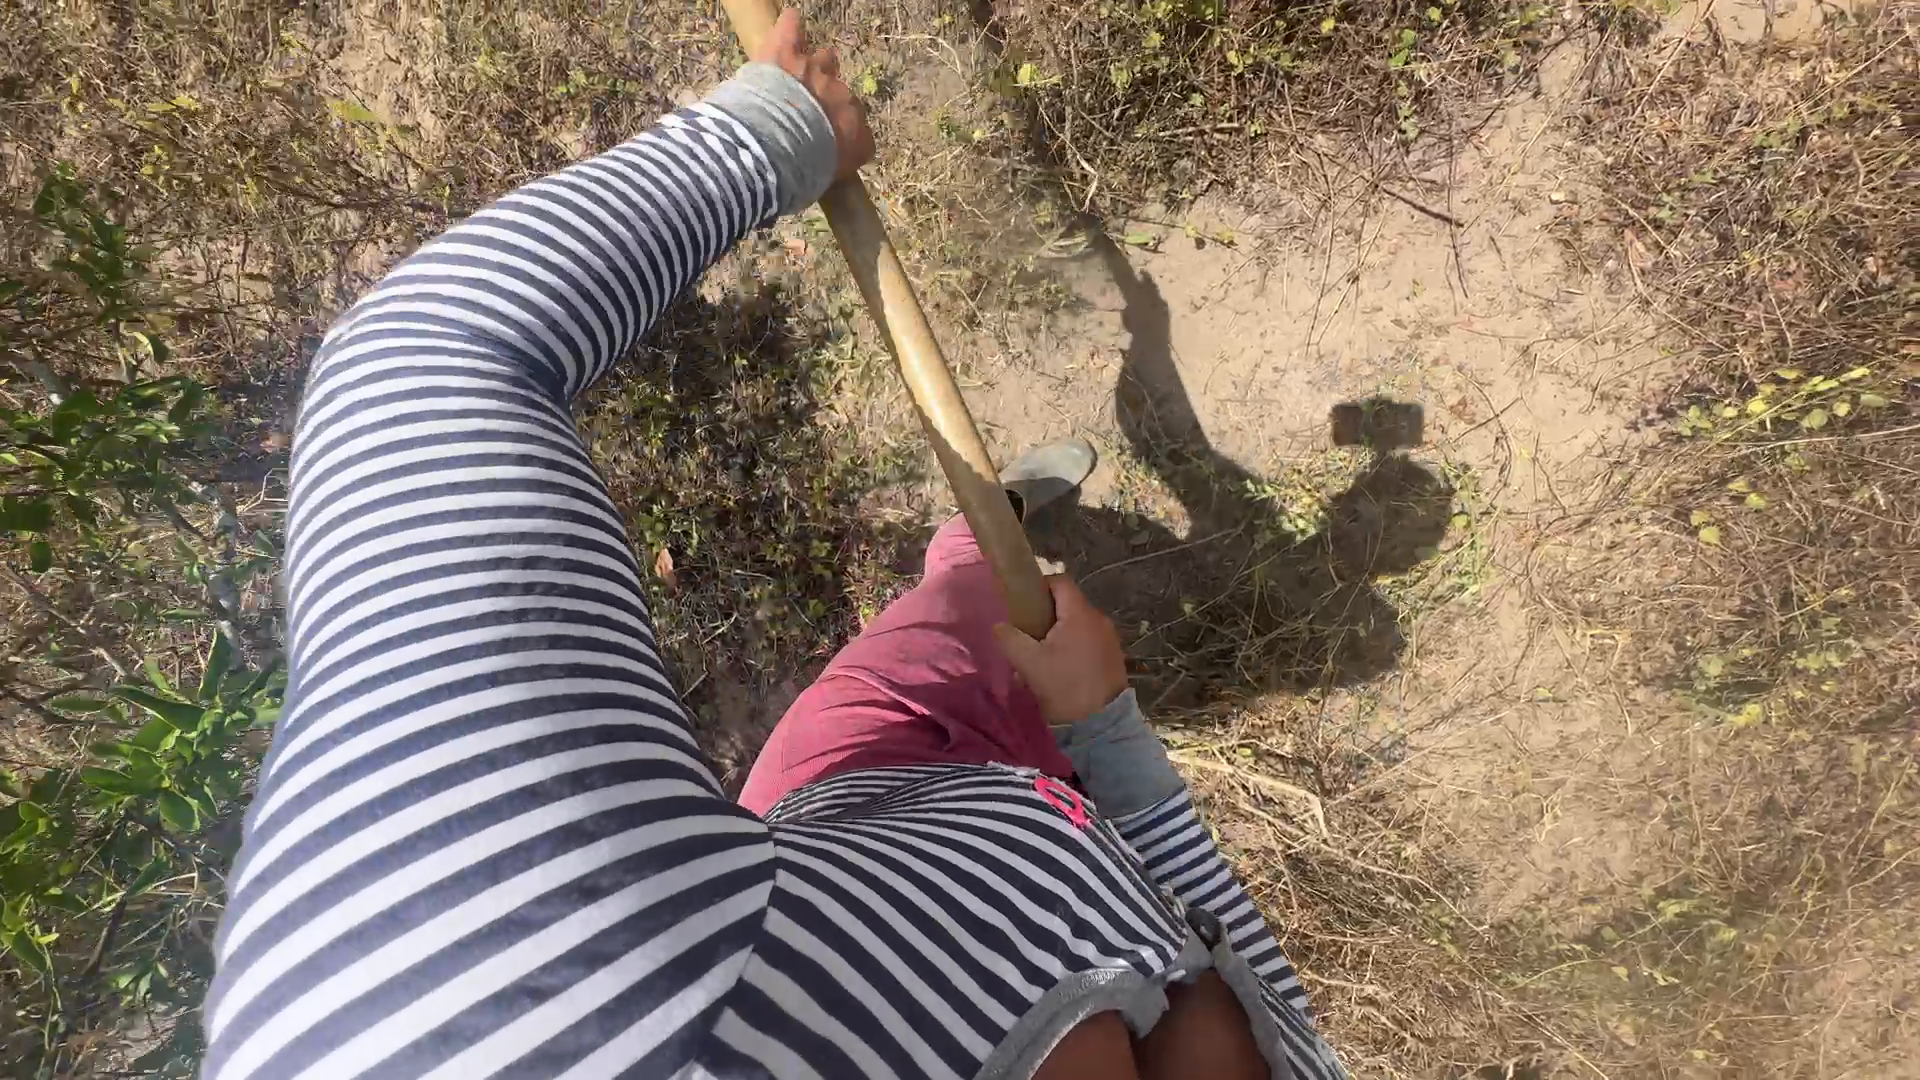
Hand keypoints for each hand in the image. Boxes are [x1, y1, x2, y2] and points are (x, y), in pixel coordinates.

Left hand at [752, 9, 875, 180]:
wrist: (773, 150)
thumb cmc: (798, 178)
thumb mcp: (820, 186)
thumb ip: (825, 174)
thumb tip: (809, 182)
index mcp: (856, 135)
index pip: (861, 134)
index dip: (844, 139)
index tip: (831, 150)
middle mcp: (844, 98)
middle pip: (844, 96)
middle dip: (829, 106)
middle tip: (809, 119)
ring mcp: (816, 72)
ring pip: (825, 60)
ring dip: (815, 69)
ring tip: (800, 78)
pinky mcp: (787, 52)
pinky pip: (792, 28)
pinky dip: (790, 29)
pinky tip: (788, 32)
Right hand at [992, 575, 1130, 726]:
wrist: (1101, 724)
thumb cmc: (1063, 685)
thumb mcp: (1028, 663)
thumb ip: (1010, 638)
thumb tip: (999, 626)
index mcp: (1080, 614)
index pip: (1060, 582)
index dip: (1040, 586)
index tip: (1024, 603)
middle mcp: (1099, 619)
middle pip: (1069, 604)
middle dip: (1047, 614)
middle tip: (1029, 633)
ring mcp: (1110, 638)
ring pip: (1079, 624)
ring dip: (1060, 633)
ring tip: (1043, 655)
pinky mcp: (1114, 656)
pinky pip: (1089, 640)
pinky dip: (1074, 646)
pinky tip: (1062, 668)